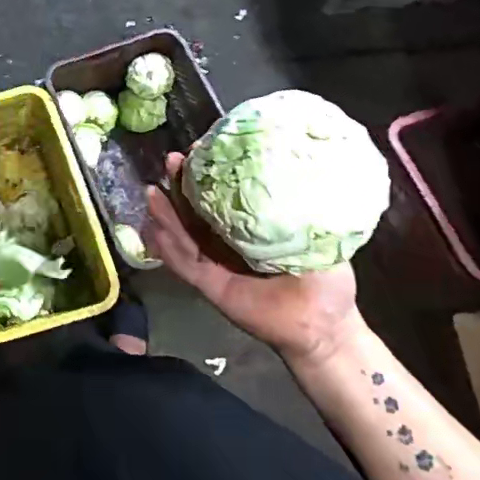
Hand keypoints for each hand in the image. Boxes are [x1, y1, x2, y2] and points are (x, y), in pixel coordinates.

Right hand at [145, 153, 363, 366]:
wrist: (323, 329)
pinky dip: (167, 248)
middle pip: (195, 212)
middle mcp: (228, 243)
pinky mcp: (209, 286)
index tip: (202, 151)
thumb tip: (292, 177)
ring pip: (182, 235)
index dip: (209, 175)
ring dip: (166, 214)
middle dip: (180, 187)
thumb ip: (298, 215)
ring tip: (152, 191)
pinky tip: (154, 230)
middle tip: (172, 161)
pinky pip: (183, 264)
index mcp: (251, 230)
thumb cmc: (326, 285)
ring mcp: (215, 264)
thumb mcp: (317, 241)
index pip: (222, 198)